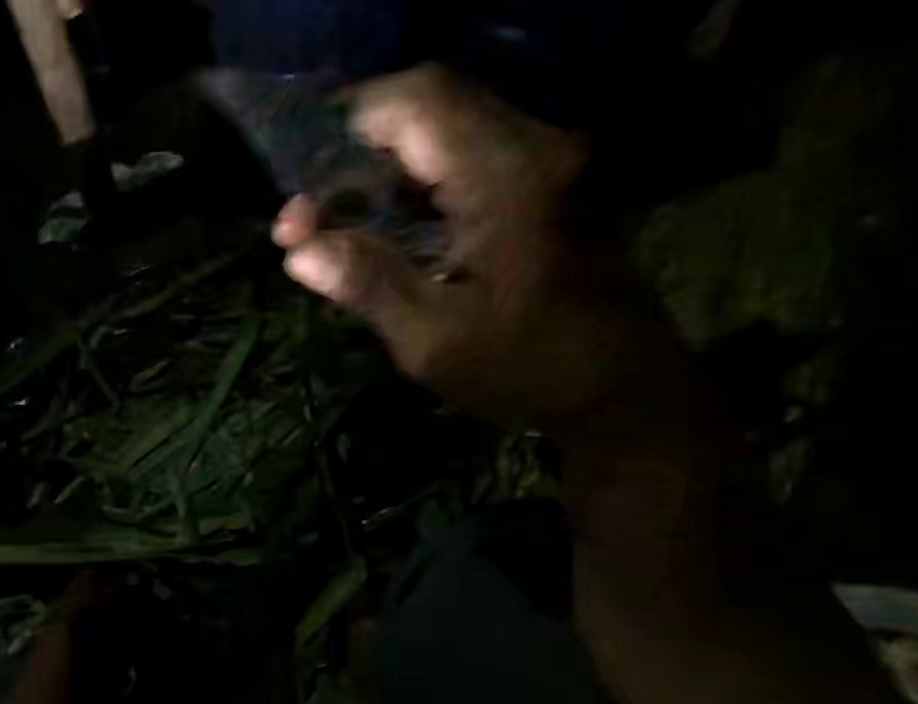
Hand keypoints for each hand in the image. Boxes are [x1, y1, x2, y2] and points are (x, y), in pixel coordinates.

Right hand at [273, 66, 686, 440]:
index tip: (301, 192)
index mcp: (503, 178)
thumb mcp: (432, 340)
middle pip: (430, 105)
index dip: (345, 130)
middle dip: (356, 151)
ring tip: (339, 225)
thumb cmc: (522, 368)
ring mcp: (547, 160)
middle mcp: (532, 147)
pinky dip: (417, 180)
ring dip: (383, 167)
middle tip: (312, 216)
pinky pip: (469, 154)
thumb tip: (298, 252)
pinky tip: (389, 228)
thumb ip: (369, 284)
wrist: (619, 386)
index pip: (415, 103)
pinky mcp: (549, 182)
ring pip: (448, 128)